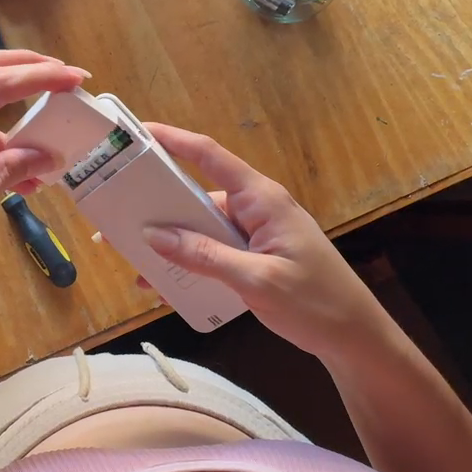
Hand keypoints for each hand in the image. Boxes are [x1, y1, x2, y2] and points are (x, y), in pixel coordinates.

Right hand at [139, 123, 392, 358]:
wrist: (356, 339)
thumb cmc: (316, 303)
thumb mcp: (256, 280)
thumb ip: (205, 255)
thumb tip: (154, 234)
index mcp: (261, 199)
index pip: (210, 156)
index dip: (173, 140)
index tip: (137, 133)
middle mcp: (254, 208)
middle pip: (196, 194)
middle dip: (156, 204)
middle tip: (115, 215)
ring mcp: (254, 232)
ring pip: (199, 227)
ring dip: (168, 242)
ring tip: (131, 260)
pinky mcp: (252, 256)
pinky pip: (210, 251)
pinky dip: (187, 263)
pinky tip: (162, 284)